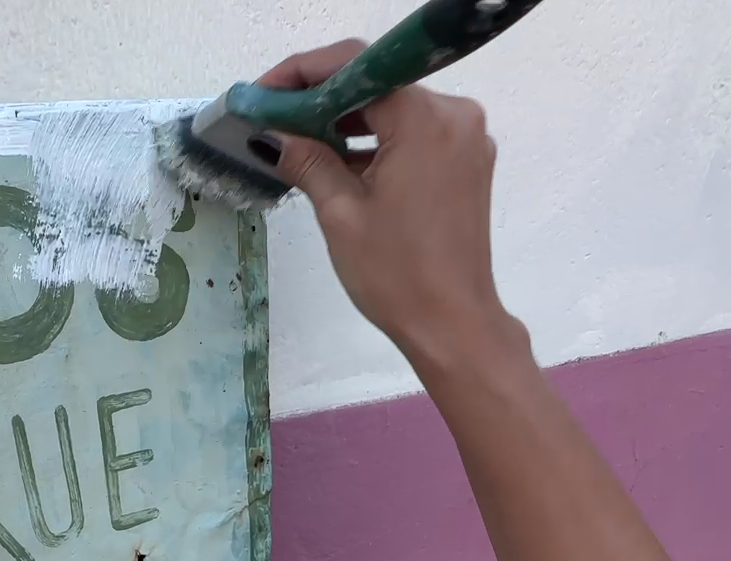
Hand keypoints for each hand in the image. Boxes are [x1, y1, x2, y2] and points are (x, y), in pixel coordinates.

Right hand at [258, 40, 530, 385]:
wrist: (451, 321)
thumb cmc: (394, 275)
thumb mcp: (340, 215)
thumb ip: (309, 162)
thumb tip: (277, 135)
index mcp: (424, 119)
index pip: (356, 68)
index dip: (302, 74)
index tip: (264, 94)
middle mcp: (454, 114)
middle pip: (378, 85)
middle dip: (323, 100)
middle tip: (274, 120)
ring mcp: (465, 139)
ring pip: (395, 111)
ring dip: (348, 124)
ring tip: (299, 144)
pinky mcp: (466, 163)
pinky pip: (414, 136)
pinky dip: (376, 144)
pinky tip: (341, 163)